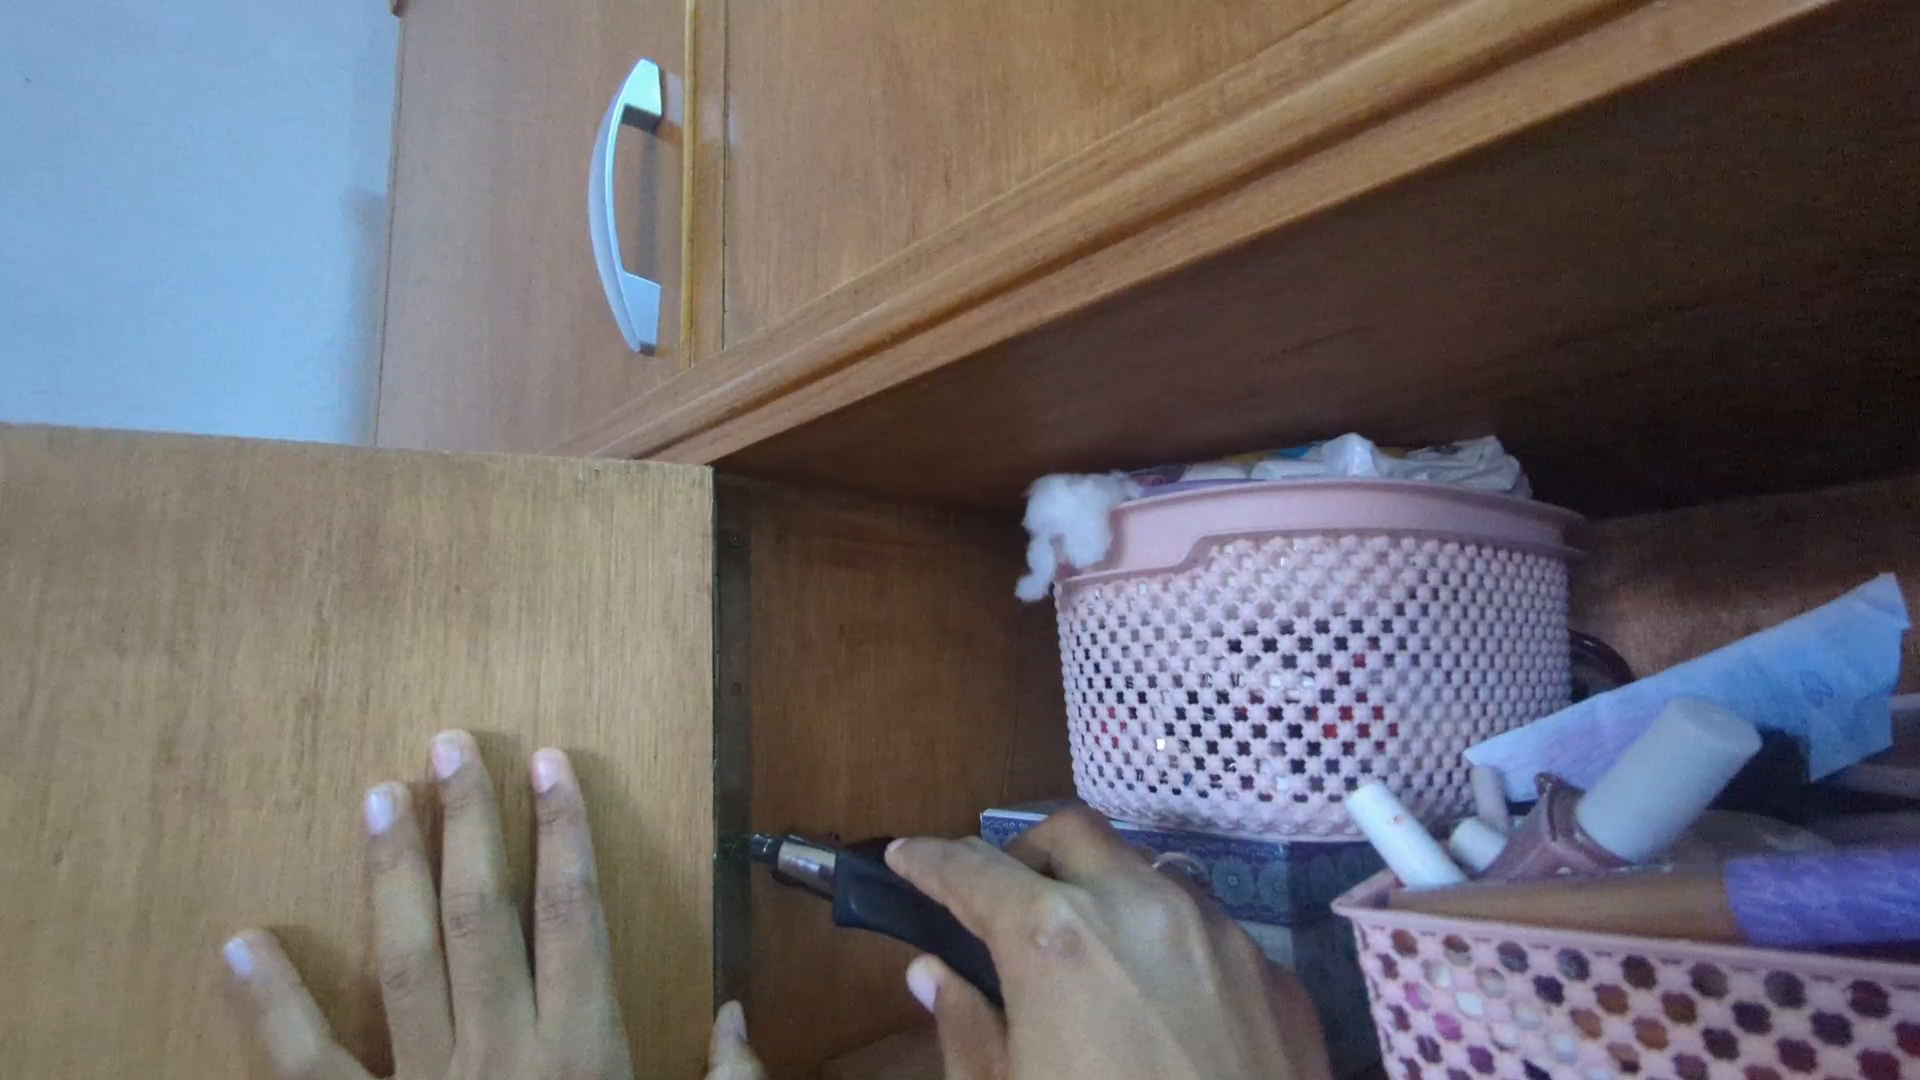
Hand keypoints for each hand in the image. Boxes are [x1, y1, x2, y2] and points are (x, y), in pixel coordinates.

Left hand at [222, 731, 631, 1079]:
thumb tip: (736, 1013)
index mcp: (580, 1046)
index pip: (572, 909)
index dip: (565, 830)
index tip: (550, 764)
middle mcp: (499, 1051)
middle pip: (484, 914)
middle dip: (471, 824)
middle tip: (450, 748)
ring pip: (405, 964)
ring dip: (392, 875)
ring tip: (379, 798)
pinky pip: (303, 1072)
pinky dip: (269, 1009)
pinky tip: (243, 944)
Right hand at [886, 807, 1331, 1079]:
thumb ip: (964, 1029)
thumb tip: (932, 973)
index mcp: (1056, 938)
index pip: (972, 870)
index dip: (928, 860)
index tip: (905, 855)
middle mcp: (1137, 905)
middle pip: (1068, 830)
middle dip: (1025, 851)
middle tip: (1006, 898)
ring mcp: (1213, 929)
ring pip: (1141, 866)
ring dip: (1101, 887)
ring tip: (1088, 948)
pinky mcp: (1269, 970)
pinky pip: (1202, 920)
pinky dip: (1162, 934)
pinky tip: (1160, 995)